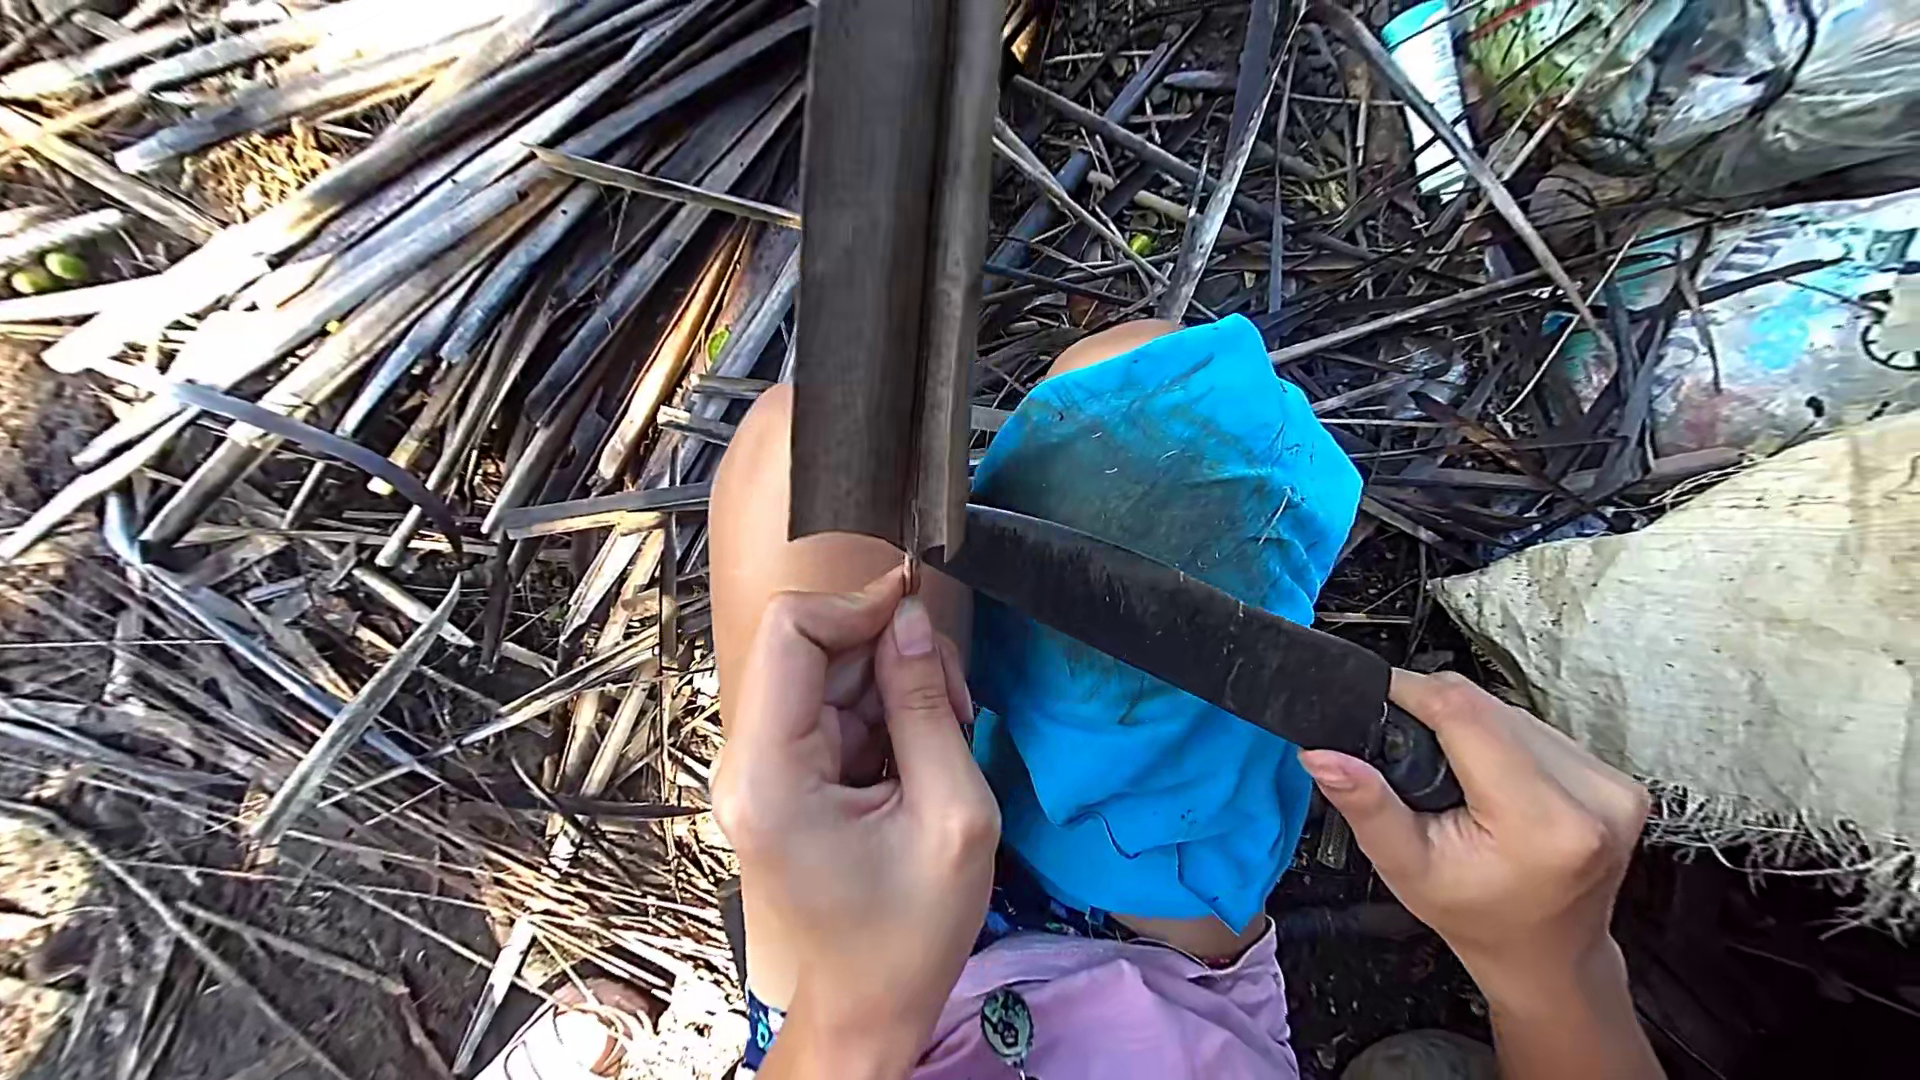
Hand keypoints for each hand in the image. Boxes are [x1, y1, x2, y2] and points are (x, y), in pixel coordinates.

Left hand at [712, 570, 998, 1074]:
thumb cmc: (911, 933)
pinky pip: (840, 702)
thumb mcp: (952, 813)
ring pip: (835, 669)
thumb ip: (928, 705)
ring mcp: (766, 762)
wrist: (867, 1009)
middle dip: (893, 654)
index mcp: (771, 773)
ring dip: (898, 681)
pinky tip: (923, 747)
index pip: (789, 632)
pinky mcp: (789, 767)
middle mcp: (750, 759)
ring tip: (947, 732)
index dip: (856, 606)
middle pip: (817, 646)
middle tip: (956, 701)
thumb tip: (911, 618)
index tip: (917, 617)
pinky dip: (889, 708)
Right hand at [1298, 670, 1648, 1001]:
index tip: (1371, 693)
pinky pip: (1528, 722)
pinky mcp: (1611, 777)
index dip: (1407, 689)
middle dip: (1428, 704)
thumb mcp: (1403, 864)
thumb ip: (1365, 804)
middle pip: (1482, 703)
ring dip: (1458, 716)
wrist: (1545, 954)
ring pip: (1503, 706)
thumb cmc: (1476, 914)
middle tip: (1395, 736)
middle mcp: (1590, 795)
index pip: (1462, 712)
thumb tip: (1322, 755)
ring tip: (1435, 756)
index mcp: (1542, 820)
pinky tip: (1474, 763)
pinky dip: (1487, 730)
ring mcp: (1609, 783)